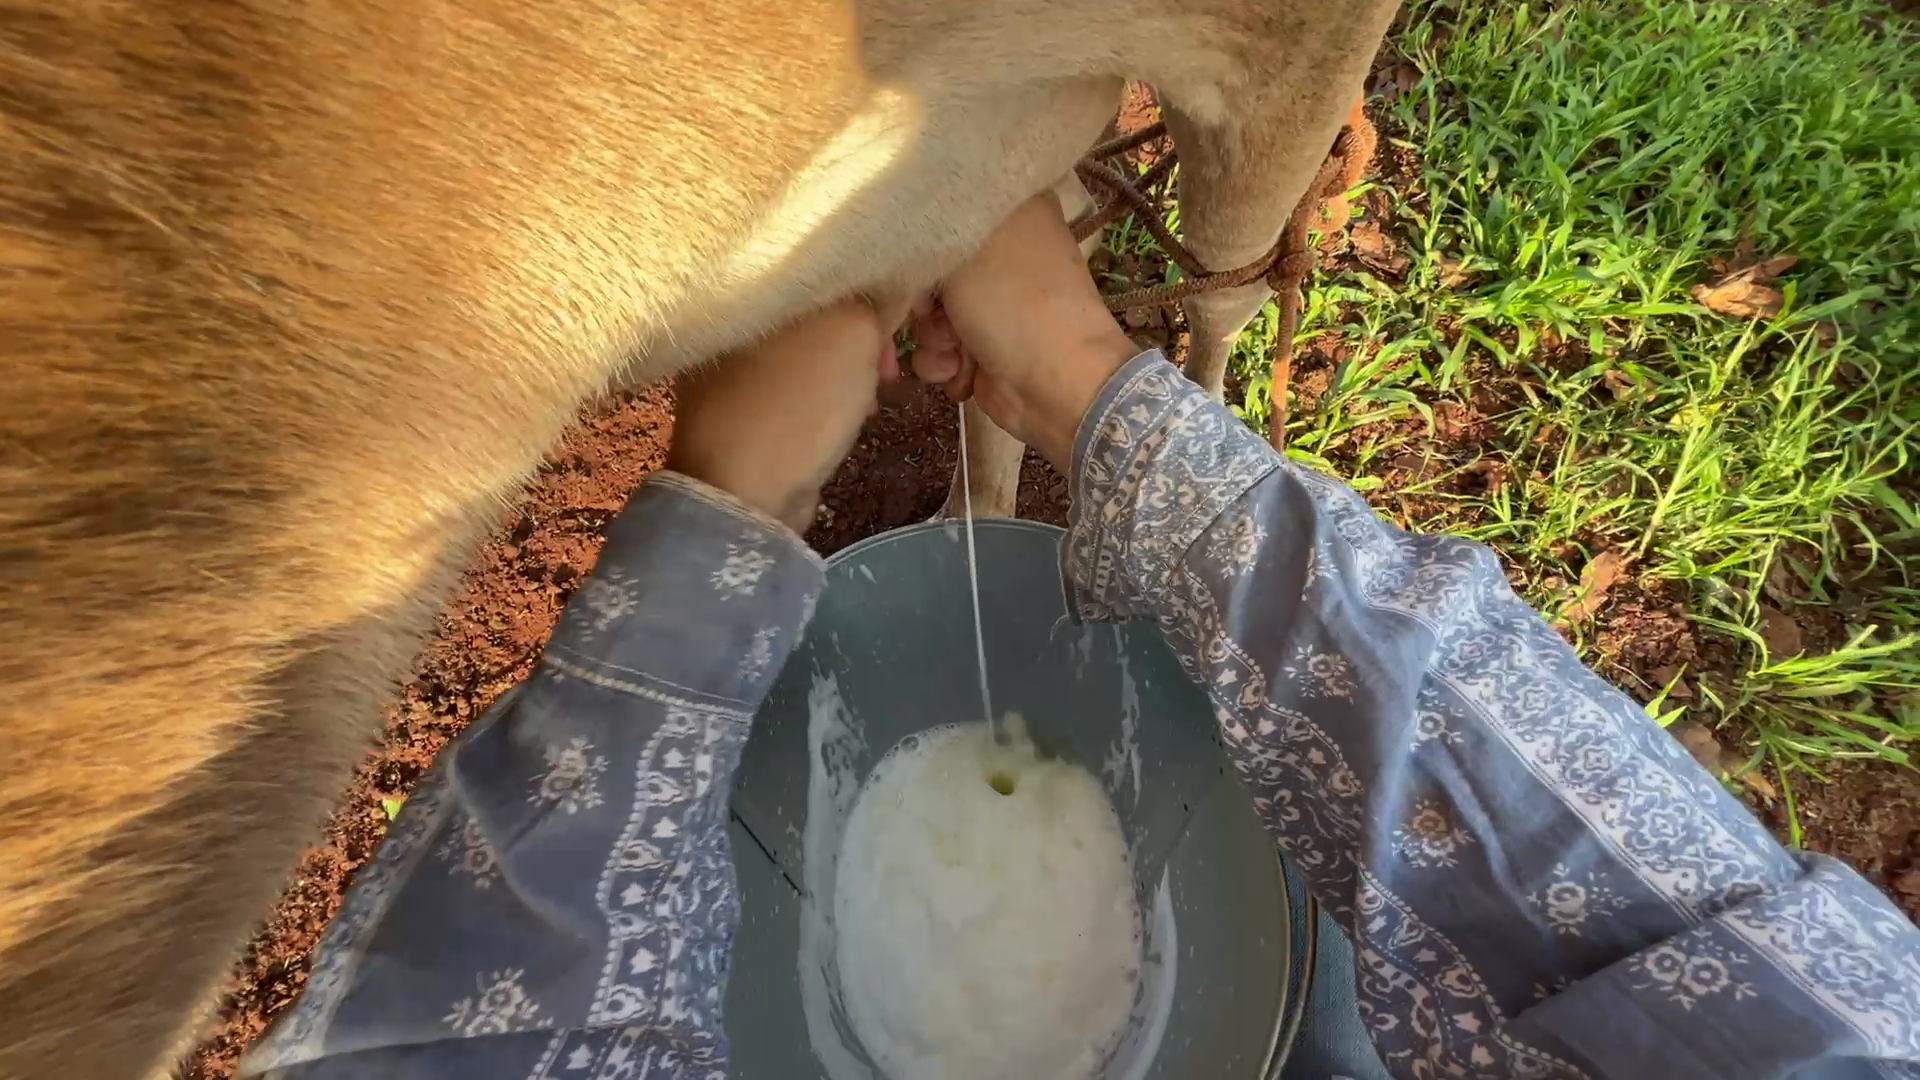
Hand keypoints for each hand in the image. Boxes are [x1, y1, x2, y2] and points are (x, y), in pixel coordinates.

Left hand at [669, 297, 896, 531]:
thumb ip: (873, 299)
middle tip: (885, 368)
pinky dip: (824, 395)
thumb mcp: (851, 333)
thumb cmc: (799, 402)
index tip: (895, 319)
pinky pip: (796, 383)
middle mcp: (729, 315)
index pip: (822, 264)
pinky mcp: (739, 403)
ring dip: (847, 369)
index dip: (869, 288)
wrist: (746, 492)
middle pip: (818, 307)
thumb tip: (887, 290)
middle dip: (860, 335)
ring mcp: (728, 364)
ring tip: (868, 397)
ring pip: (810, 347)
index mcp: (744, 281)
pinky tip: (845, 416)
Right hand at [911, 192, 1137, 469]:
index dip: (922, 240)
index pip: (942, 211)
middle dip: (922, 300)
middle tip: (934, 309)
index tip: (918, 259)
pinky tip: (964, 372)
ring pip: (927, 315)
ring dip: (934, 339)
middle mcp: (1000, 255)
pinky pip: (938, 352)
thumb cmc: (1012, 302)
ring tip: (958, 349)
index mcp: (1010, 210)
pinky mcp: (981, 349)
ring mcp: (991, 306)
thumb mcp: (960, 248)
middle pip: (927, 269)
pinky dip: (945, 366)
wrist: (1055, 383)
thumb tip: (907, 251)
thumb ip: (922, 235)